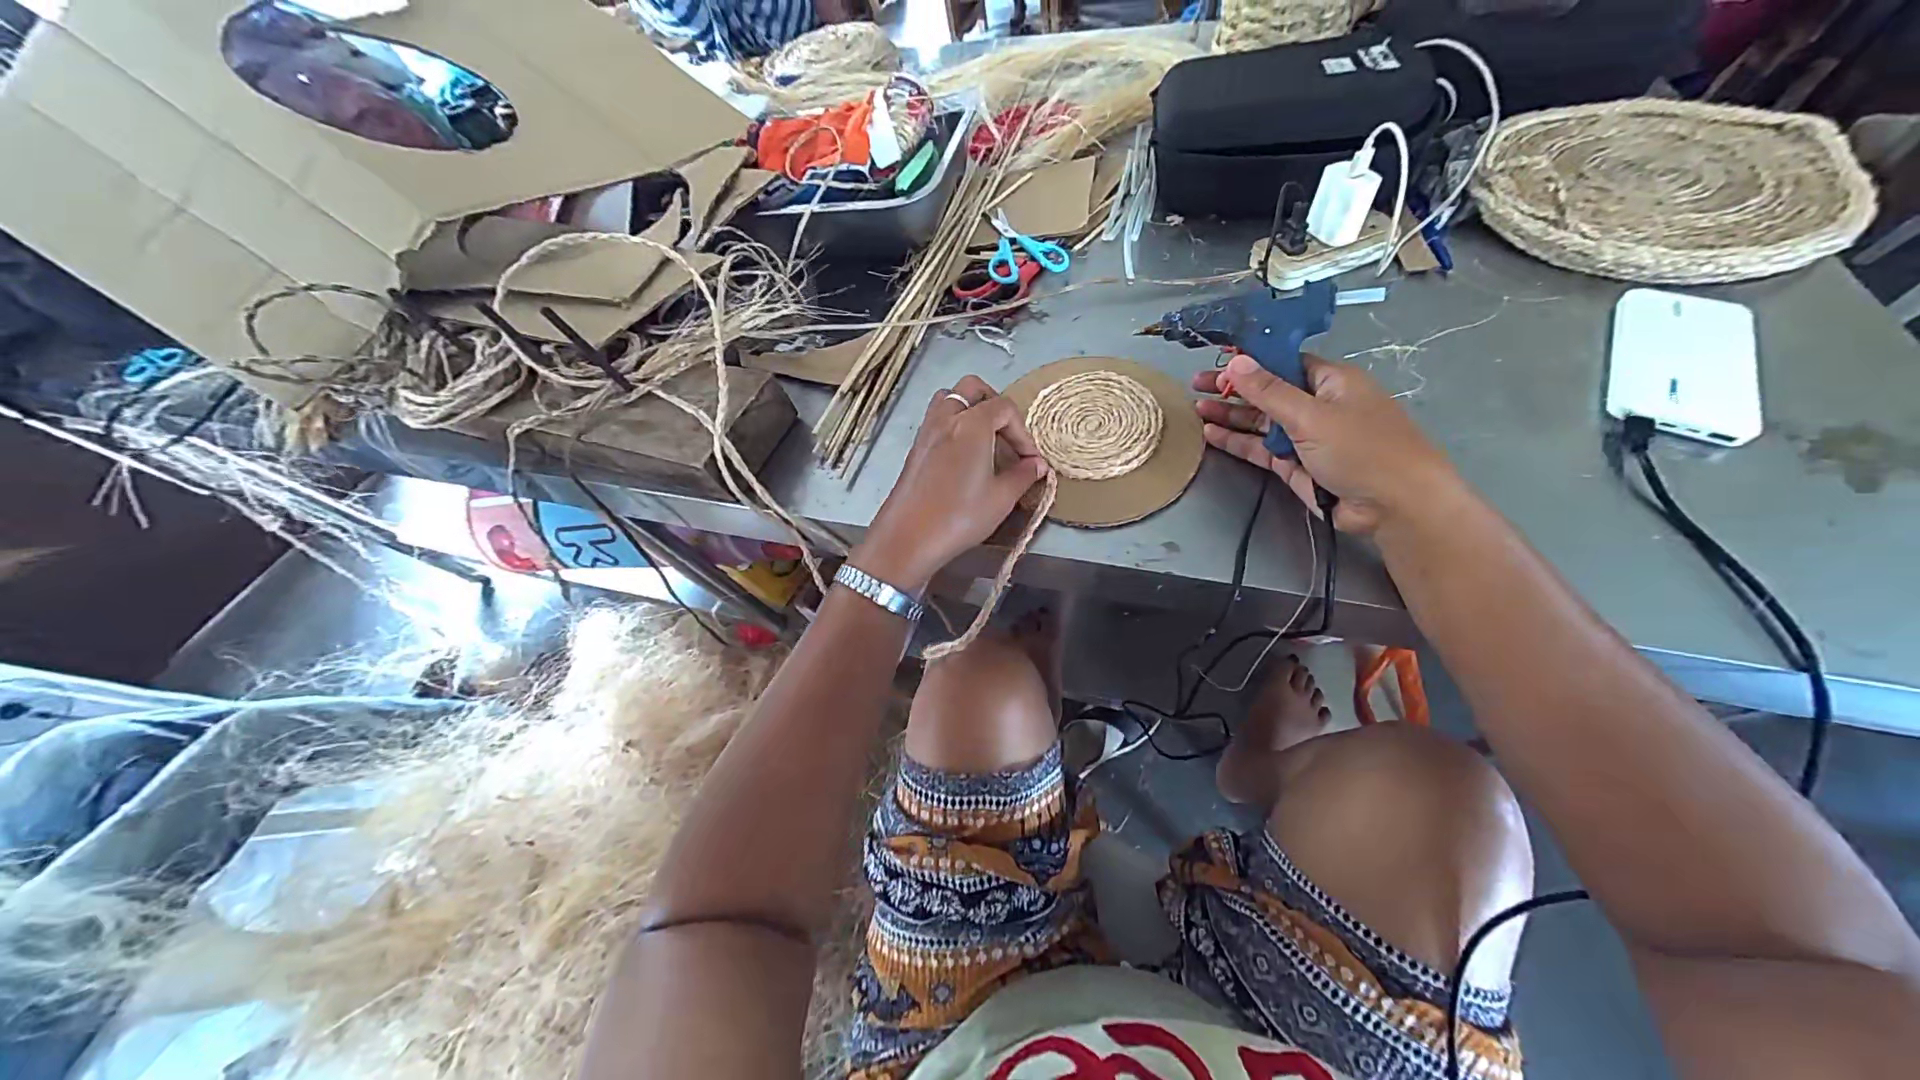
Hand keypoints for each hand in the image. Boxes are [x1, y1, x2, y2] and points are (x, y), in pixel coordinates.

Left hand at [852, 376, 1050, 590]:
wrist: (908, 538)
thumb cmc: (958, 517)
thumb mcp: (1001, 498)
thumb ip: (1023, 475)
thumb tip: (1036, 466)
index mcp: (971, 424)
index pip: (1005, 408)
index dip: (1023, 433)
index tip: (1030, 460)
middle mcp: (946, 418)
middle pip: (973, 389)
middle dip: (996, 406)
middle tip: (1008, 436)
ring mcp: (926, 432)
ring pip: (950, 399)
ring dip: (971, 411)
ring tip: (986, 441)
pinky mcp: (915, 449)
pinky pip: (937, 420)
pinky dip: (954, 426)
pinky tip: (964, 458)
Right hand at [1192, 352, 1461, 535]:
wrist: (1393, 506)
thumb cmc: (1362, 449)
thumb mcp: (1313, 415)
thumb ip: (1269, 391)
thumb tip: (1237, 361)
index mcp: (1331, 382)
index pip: (1284, 362)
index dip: (1252, 360)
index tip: (1218, 358)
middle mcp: (1317, 405)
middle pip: (1268, 392)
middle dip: (1234, 388)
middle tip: (1197, 384)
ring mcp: (1305, 437)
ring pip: (1260, 421)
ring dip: (1231, 415)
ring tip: (1196, 409)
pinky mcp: (1294, 465)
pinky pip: (1260, 448)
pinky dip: (1236, 441)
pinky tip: (1211, 434)